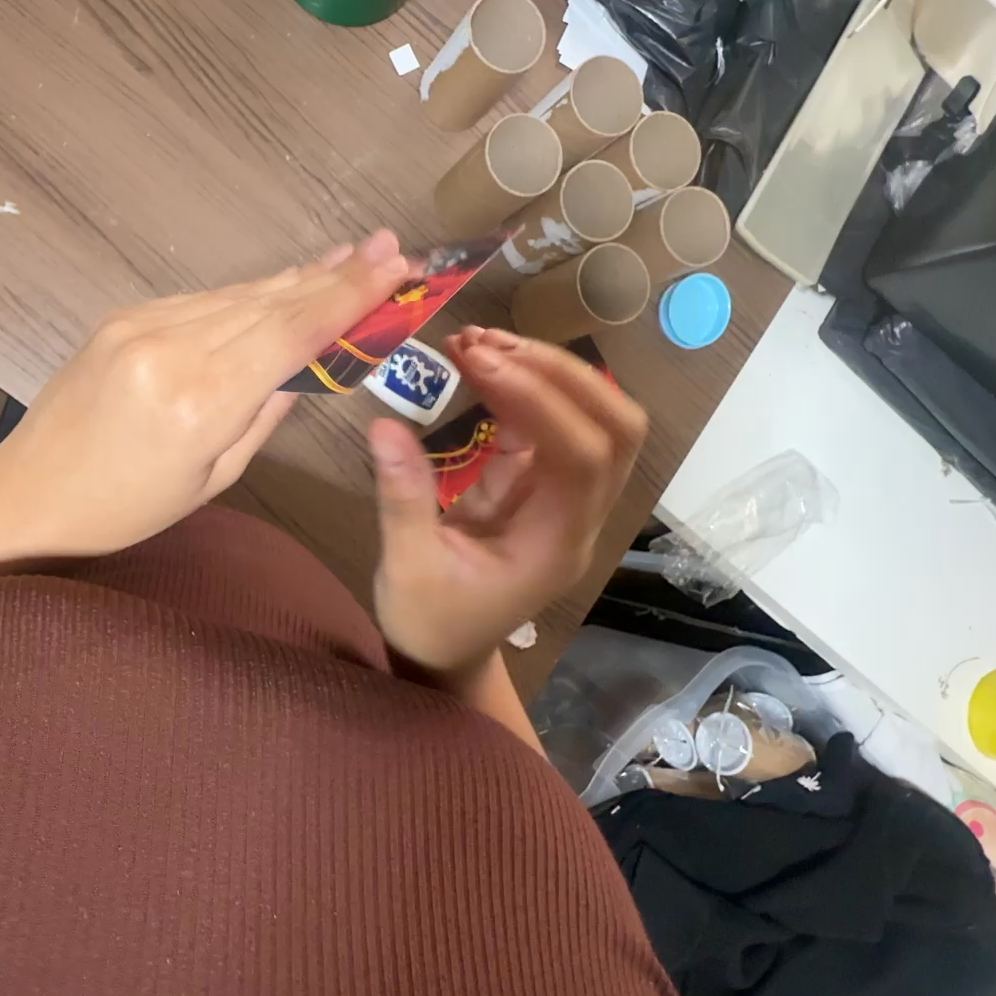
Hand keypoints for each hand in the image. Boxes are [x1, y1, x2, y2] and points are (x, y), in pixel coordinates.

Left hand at [0, 231, 414, 557]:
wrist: (29, 491)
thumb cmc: (127, 507)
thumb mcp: (212, 478)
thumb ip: (263, 415)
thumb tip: (305, 366)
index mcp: (200, 403)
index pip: (291, 333)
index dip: (348, 295)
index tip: (394, 264)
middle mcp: (173, 348)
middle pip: (270, 302)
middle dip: (334, 275)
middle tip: (387, 246)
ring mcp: (142, 323)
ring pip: (239, 294)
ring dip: (295, 279)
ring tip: (345, 261)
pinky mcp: (123, 315)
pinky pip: (203, 300)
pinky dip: (248, 294)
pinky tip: (279, 288)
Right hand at [369, 327, 646, 676]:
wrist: (444, 653)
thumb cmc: (430, 621)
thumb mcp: (407, 567)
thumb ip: (403, 498)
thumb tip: (383, 425)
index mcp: (555, 544)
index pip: (581, 456)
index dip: (539, 399)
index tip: (478, 362)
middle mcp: (576, 516)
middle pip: (612, 429)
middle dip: (557, 373)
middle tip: (488, 341)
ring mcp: (563, 499)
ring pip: (589, 421)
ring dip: (542, 373)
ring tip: (478, 341)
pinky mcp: (538, 487)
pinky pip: (547, 427)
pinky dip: (520, 390)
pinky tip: (480, 366)